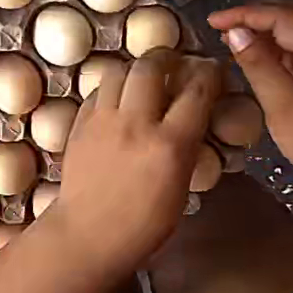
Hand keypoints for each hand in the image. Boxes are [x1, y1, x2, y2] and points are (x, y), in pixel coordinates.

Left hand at [51, 50, 220, 271]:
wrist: (87, 236)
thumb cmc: (143, 225)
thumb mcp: (181, 188)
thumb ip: (187, 147)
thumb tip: (193, 117)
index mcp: (170, 144)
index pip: (197, 90)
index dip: (210, 72)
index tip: (213, 68)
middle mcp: (136, 123)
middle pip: (152, 66)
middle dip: (168, 56)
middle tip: (175, 62)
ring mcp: (103, 121)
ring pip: (119, 70)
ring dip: (136, 68)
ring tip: (143, 77)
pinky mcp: (79, 125)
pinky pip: (98, 92)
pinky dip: (111, 89)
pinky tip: (118, 100)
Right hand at [208, 1, 292, 200]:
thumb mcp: (285, 107)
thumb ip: (259, 65)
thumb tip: (236, 33)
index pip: (283, 16)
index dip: (245, 14)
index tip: (214, 21)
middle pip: (291, 18)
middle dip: (253, 18)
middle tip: (219, 28)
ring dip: (263, 34)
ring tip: (230, 42)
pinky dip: (275, 51)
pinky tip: (255, 59)